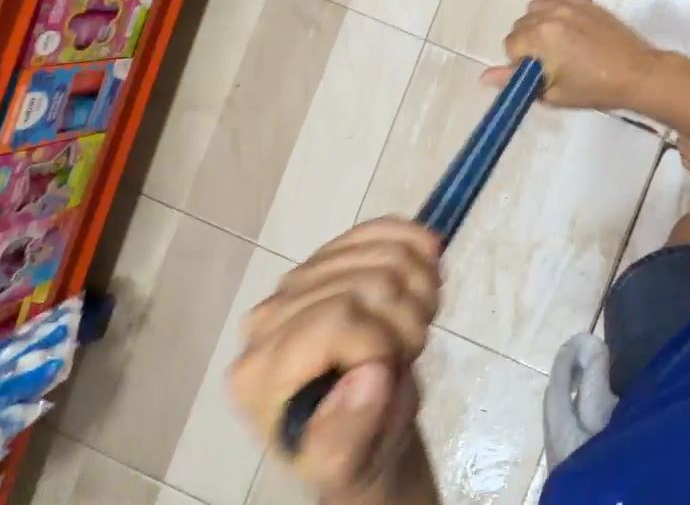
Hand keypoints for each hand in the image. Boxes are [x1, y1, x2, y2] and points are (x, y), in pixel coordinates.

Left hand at [229, 219, 441, 497]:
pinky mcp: (326, 260)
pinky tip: (428, 258)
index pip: (336, 318)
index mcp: (261, 371)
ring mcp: (296, 283)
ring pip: (378, 250)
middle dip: (407, 315)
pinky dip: (413, 238)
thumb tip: (370, 377)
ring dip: (418, 282)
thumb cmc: (355, 449)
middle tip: (411, 349)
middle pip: (364, 281)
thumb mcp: (349, 462)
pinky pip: (376, 227)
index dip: (382, 338)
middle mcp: (267, 319)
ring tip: (416, 319)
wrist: (366, 426)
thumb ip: (351, 429)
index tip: (392, 370)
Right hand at [481, 0, 665, 110]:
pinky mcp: (584, 1)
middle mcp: (550, 14)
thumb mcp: (553, 93)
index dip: (520, 64)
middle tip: (549, 64)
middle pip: (521, 26)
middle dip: (527, 44)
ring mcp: (568, 5)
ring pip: (535, 8)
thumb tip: (483, 77)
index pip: (511, 47)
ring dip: (537, 23)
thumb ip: (515, 81)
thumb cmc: (595, 89)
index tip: (537, 75)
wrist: (637, 73)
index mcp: (540, 38)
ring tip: (555, 43)